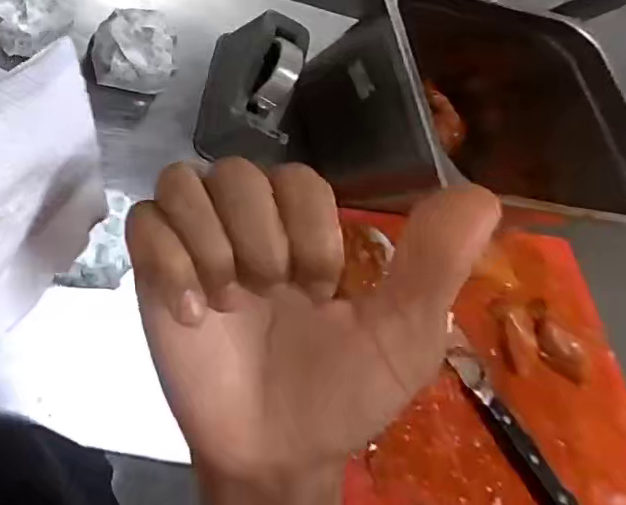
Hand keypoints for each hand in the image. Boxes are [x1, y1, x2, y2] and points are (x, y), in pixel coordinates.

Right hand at [128, 160, 499, 504]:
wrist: (274, 455)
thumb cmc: (338, 391)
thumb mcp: (399, 337)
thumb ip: (432, 265)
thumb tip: (481, 193)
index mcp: (297, 225)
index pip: (295, 177)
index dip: (309, 229)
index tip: (320, 292)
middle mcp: (240, 217)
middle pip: (234, 171)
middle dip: (258, 236)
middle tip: (270, 294)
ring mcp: (192, 236)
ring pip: (182, 181)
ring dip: (210, 242)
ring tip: (227, 301)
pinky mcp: (149, 262)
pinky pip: (144, 222)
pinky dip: (168, 263)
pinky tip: (193, 314)